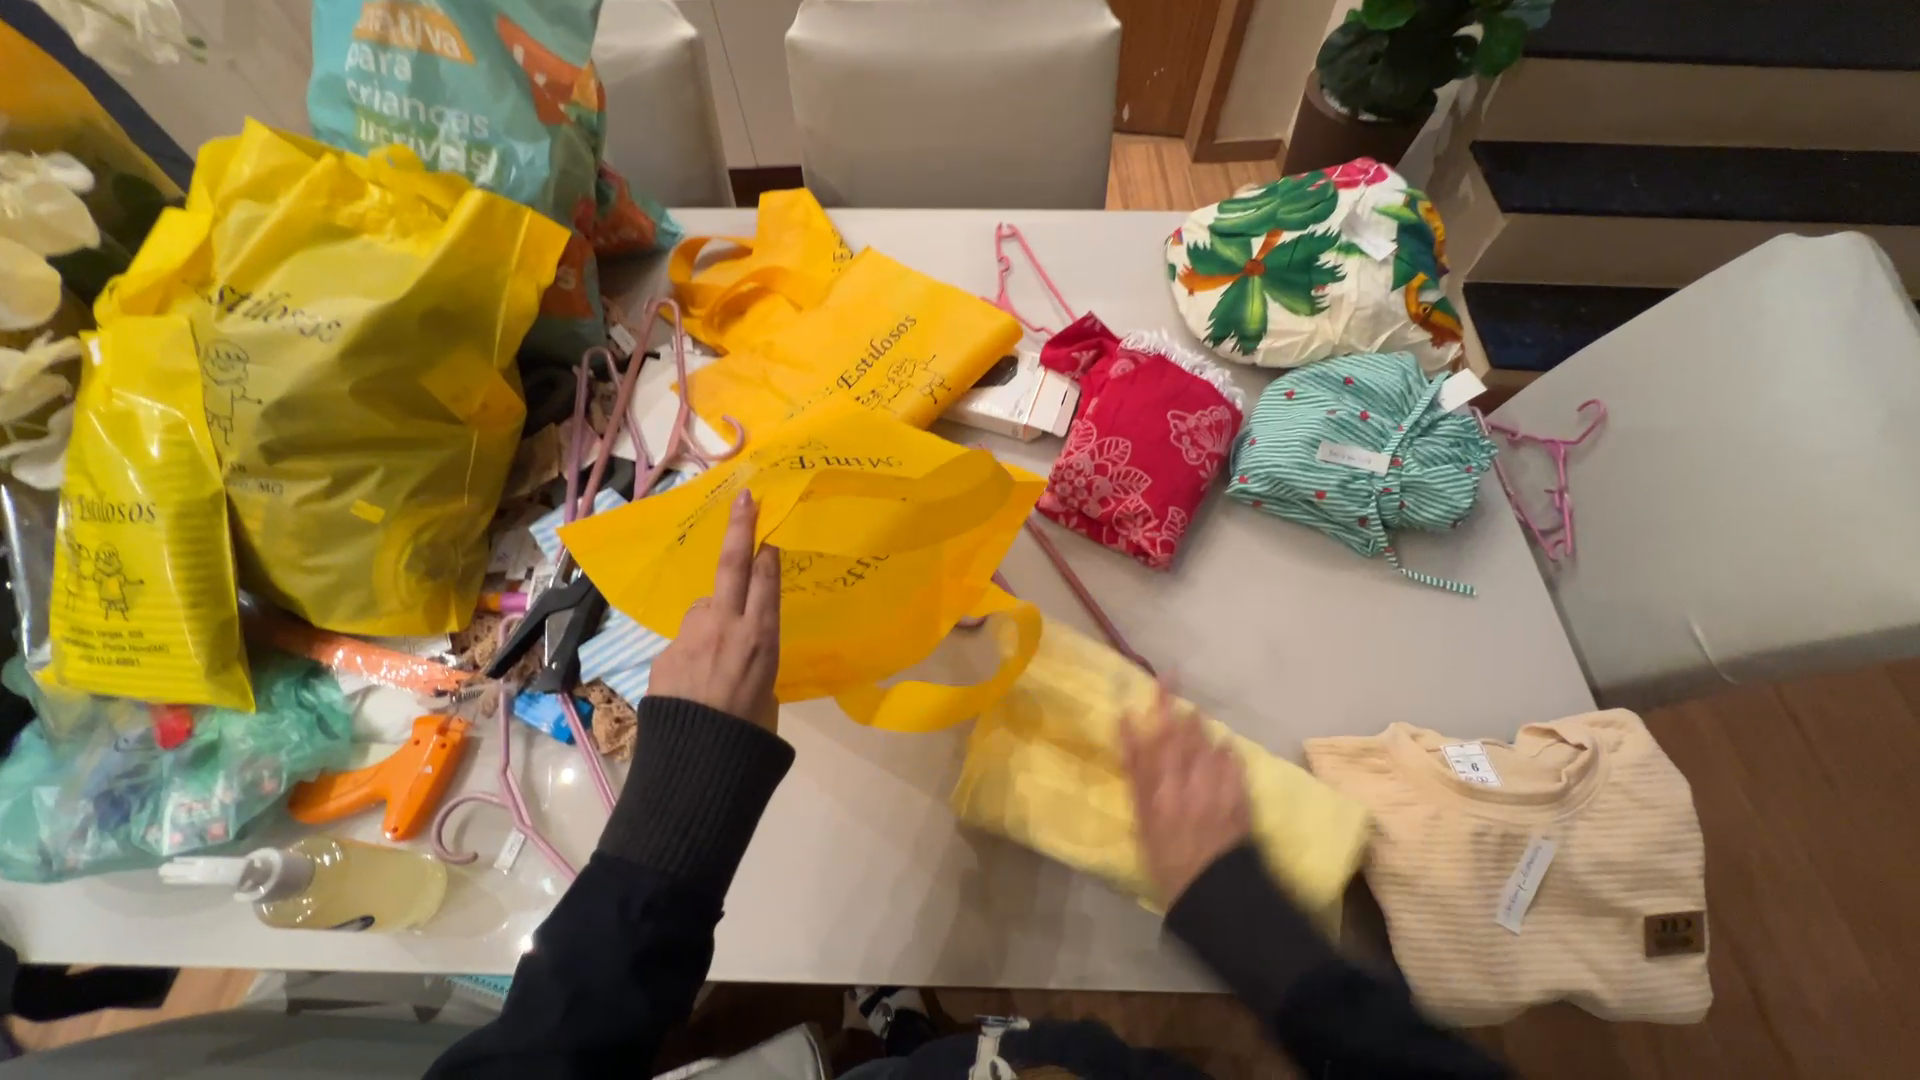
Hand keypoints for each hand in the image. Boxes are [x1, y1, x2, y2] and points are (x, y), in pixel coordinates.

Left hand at [648, 491, 781, 729]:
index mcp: (762, 637)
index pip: (766, 579)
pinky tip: (691, 684)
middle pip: (732, 565)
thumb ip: (754, 659)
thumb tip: (739, 651)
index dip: (767, 552)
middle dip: (740, 528)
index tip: (766, 534)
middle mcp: (726, 626)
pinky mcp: (663, 654)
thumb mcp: (768, 692)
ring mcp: (690, 637)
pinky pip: (683, 643)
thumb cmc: (749, 735)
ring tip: (713, 657)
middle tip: (744, 498)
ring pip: (702, 609)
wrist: (696, 765)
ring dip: (710, 619)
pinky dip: (690, 654)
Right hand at [1120, 680, 1252, 906]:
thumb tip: (1129, 740)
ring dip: (1198, 726)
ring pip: (1206, 745)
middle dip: (1172, 706)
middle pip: (1178, 736)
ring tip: (1192, 713)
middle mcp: (1186, 785)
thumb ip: (1136, 778)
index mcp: (1158, 793)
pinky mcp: (1238, 798)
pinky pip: (1233, 766)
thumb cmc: (1168, 862)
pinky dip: (1226, 752)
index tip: (1143, 691)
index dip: (1148, 715)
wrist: (1214, 894)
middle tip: (1171, 677)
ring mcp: (1215, 789)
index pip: (1149, 744)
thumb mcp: (1142, 823)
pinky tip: (1223, 745)